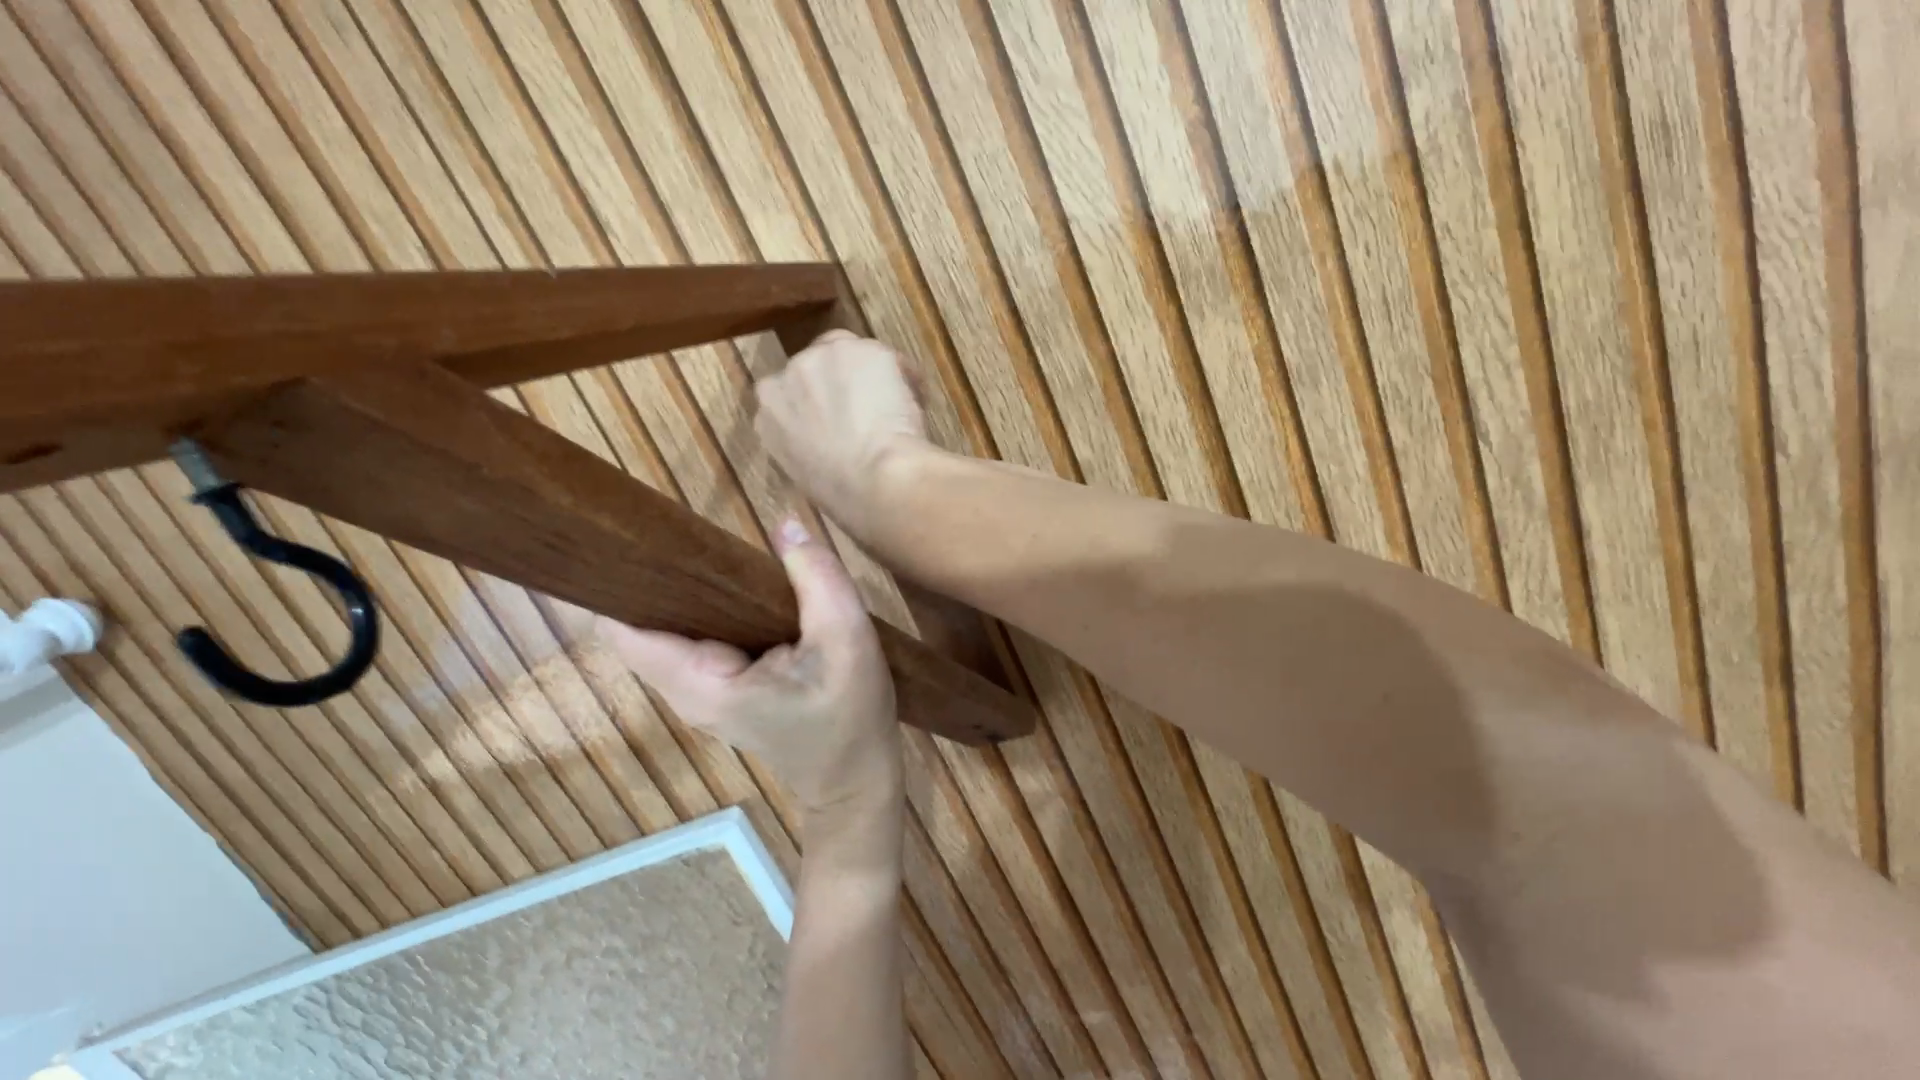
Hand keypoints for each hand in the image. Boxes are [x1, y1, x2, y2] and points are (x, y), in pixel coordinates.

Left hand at [599, 517, 902, 821]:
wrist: (857, 780)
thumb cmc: (851, 717)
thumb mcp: (847, 639)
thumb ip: (817, 577)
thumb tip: (785, 525)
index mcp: (703, 685)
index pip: (624, 629)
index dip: (624, 580)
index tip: (640, 534)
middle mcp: (685, 691)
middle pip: (642, 623)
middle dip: (658, 574)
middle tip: (687, 527)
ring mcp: (698, 693)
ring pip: (668, 629)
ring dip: (683, 590)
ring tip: (707, 547)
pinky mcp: (716, 689)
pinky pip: (691, 639)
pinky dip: (704, 608)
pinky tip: (728, 582)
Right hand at [754, 330, 930, 539]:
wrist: (872, 479)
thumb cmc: (841, 495)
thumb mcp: (805, 474)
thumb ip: (807, 445)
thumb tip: (828, 445)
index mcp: (769, 413)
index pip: (790, 392)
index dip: (820, 401)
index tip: (840, 416)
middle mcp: (788, 375)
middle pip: (819, 364)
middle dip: (843, 381)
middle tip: (870, 409)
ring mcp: (824, 356)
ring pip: (854, 354)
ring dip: (873, 375)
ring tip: (897, 408)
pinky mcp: (862, 349)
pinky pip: (889, 359)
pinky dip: (906, 378)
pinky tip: (916, 407)